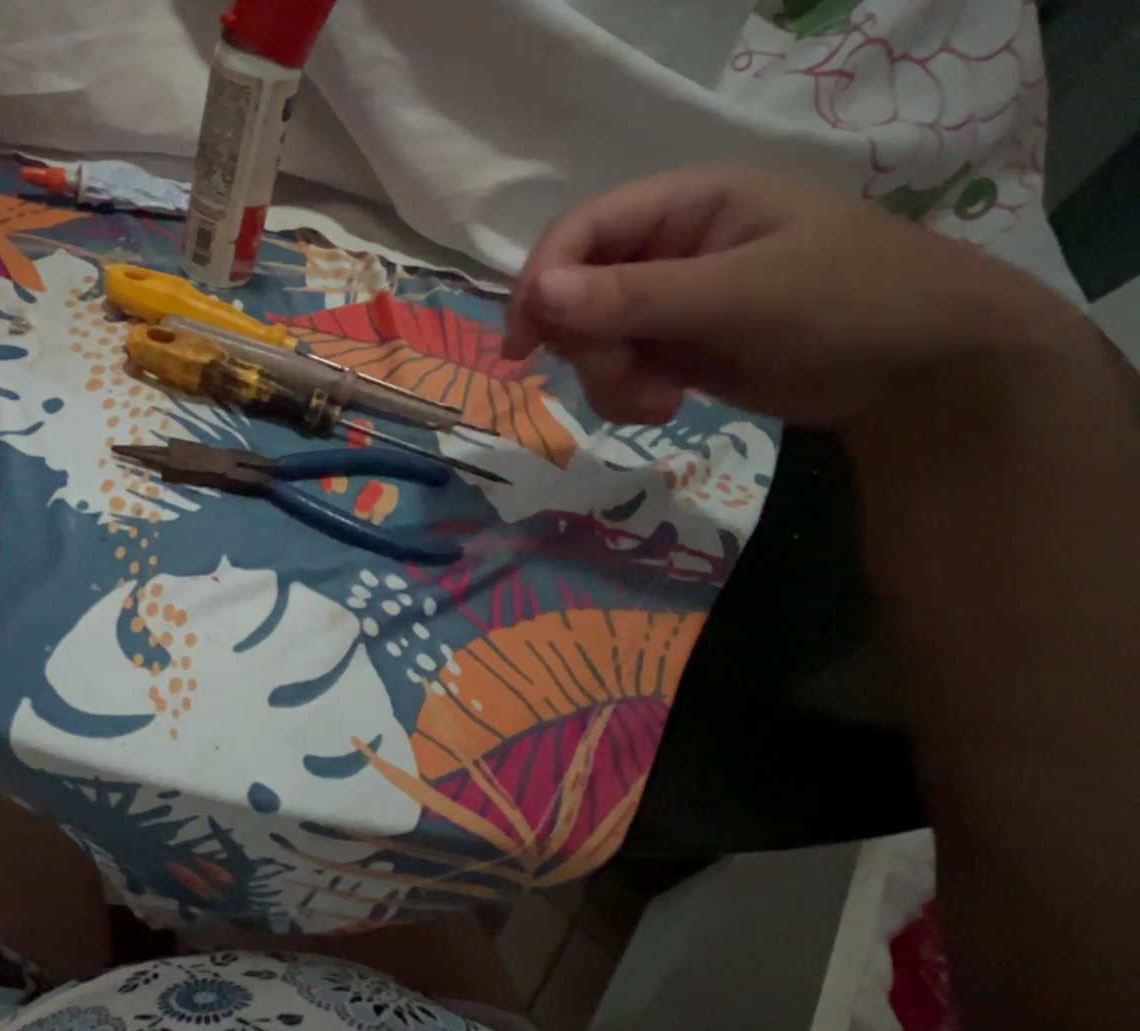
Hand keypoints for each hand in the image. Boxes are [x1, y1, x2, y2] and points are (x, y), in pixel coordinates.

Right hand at [502, 164, 1085, 430]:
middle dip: (586, 342)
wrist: (928, 375)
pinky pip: (615, 369)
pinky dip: (628, 394)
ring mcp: (668, 300)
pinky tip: (667, 406)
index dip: (541, 280)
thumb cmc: (852, 303)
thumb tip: (535, 294)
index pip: (581, 230)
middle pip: (574, 290)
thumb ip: (636, 295)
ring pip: (589, 338)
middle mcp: (667, 246)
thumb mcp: (742, 295)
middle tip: (619, 377)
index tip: (523, 342)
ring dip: (608, 377)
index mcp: (687, 202)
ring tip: (656, 400)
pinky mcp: (672, 346)